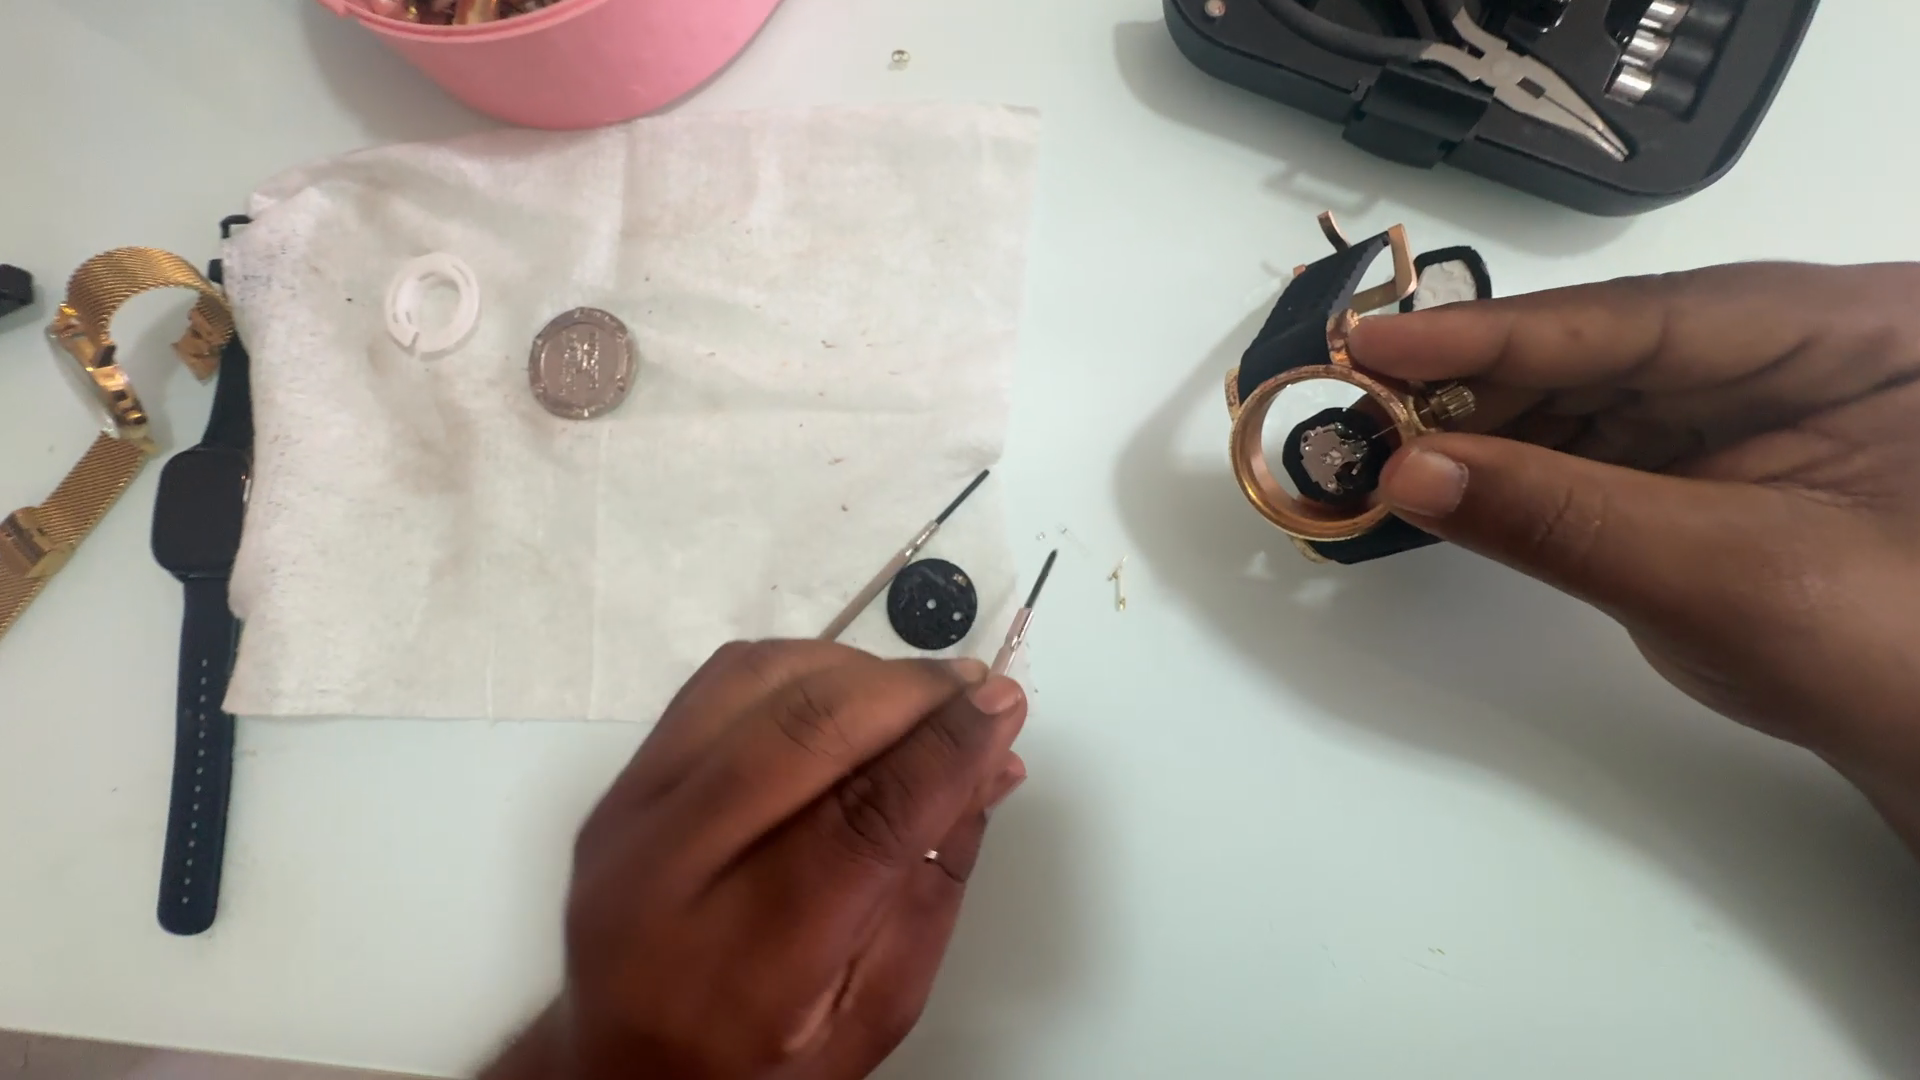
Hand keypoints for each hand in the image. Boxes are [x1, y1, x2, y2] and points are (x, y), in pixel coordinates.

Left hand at [483, 641, 1027, 1079]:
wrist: (620, 1062)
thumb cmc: (762, 1055)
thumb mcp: (877, 1002)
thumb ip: (936, 875)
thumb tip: (993, 757)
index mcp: (741, 967)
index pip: (863, 824)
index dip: (944, 751)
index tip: (1003, 704)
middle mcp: (667, 873)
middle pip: (805, 732)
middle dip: (909, 690)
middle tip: (975, 685)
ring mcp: (633, 809)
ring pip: (761, 681)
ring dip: (862, 667)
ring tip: (921, 690)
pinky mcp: (627, 770)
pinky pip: (727, 674)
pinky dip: (807, 661)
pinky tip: (853, 688)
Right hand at [1348, 262, 1919, 846]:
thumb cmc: (1898, 661)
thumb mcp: (1724, 578)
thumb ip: (1556, 517)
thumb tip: (1405, 473)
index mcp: (1863, 335)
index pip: (1647, 319)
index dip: (1495, 333)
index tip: (1376, 343)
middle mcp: (1794, 352)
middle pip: (1595, 350)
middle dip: (1469, 383)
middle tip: (1355, 403)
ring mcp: (1738, 409)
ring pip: (1573, 397)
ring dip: (1471, 426)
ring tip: (1377, 443)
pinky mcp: (1689, 462)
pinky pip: (1575, 447)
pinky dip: (1497, 467)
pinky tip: (1436, 475)